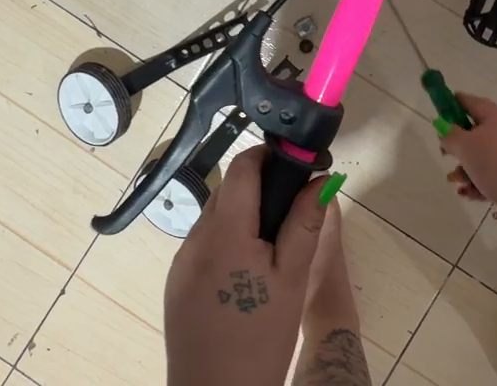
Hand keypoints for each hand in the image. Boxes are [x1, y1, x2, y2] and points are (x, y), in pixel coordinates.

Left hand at [163, 145, 328, 385]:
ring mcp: (181, 261)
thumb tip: (322, 177)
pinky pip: (202, 244)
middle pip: (228, 189)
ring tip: (269, 251)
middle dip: (258, 189)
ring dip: (241, 217)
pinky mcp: (175, 282)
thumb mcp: (292, 280)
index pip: (242, 166)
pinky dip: (225, 243)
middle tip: (289, 213)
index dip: (267, 156)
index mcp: (225, 232)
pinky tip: (244, 274)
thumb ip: (304, 223)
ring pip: (214, 216)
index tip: (293, 166)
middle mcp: (195, 238)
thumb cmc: (262, 340)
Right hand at [439, 94, 496, 225]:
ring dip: (466, 169)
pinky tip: (468, 193)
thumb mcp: (465, 146)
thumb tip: (446, 131)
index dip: (456, 103)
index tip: (442, 106)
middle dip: (458, 145)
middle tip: (444, 153)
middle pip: (478, 133)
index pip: (474, 103)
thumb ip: (450, 136)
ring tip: (456, 181)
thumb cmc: (496, 163)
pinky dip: (479, 184)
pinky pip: (493, 177)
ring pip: (484, 158)